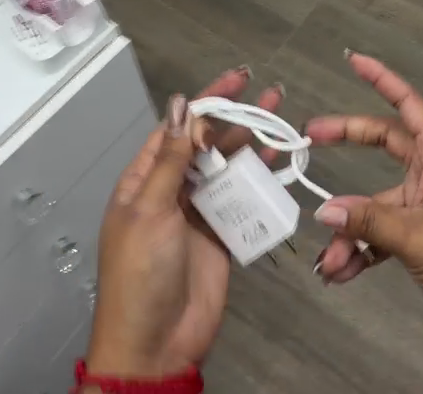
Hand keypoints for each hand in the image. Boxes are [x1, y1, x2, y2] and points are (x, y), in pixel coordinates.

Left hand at [87, 69, 282, 377]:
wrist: (156, 343)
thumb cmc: (141, 273)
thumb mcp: (151, 210)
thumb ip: (172, 159)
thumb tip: (181, 107)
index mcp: (144, 180)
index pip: (177, 128)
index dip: (206, 101)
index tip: (236, 79)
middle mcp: (172, 190)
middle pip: (207, 143)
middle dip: (236, 116)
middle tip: (270, 94)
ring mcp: (199, 211)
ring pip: (229, 166)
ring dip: (252, 142)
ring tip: (281, 117)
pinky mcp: (222, 233)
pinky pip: (242, 197)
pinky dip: (261, 178)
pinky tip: (279, 160)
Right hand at [304, 52, 422, 339]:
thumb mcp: (416, 236)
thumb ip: (368, 220)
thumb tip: (324, 209)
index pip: (409, 104)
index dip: (383, 79)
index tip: (354, 60)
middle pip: (383, 144)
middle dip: (348, 144)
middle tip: (309, 142)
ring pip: (376, 201)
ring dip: (350, 228)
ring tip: (329, 262)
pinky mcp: (421, 234)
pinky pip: (381, 231)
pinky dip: (361, 250)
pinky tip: (340, 273)